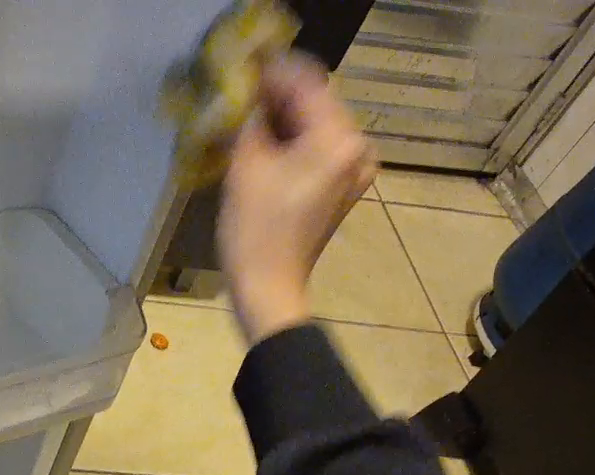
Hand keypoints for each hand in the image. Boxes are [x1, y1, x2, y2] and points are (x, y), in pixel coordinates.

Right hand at [217, 53, 376, 342]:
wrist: (268, 290)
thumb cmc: (254, 232)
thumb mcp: (245, 167)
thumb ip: (250, 119)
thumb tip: (247, 92)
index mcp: (339, 138)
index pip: (307, 82)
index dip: (273, 70)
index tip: (242, 63)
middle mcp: (356, 148)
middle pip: (314, 104)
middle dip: (276, 97)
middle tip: (239, 92)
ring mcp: (352, 170)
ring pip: (313, 127)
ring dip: (281, 120)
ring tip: (244, 119)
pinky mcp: (340, 188)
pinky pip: (316, 150)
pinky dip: (290, 144)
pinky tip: (261, 147)